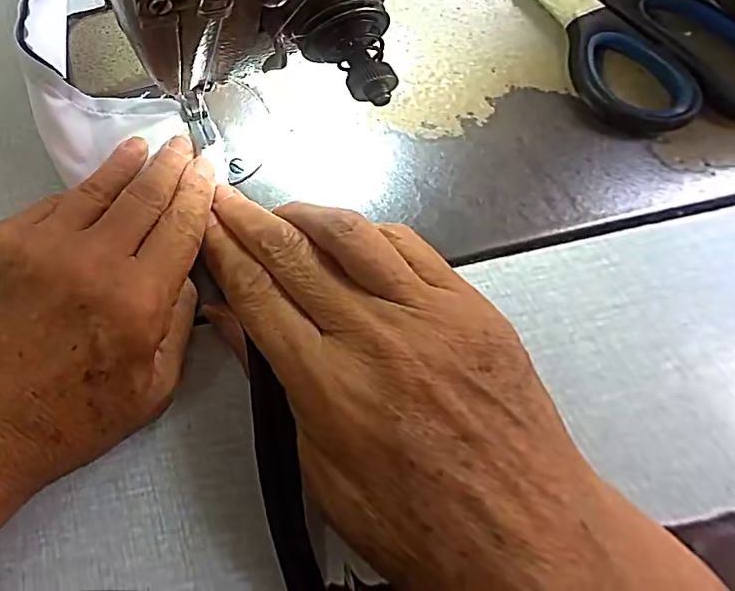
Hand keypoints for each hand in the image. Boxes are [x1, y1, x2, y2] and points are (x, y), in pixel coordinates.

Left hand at [0, 134, 215, 506]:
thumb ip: (180, 322)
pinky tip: (93, 190)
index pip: (180, 226)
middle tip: (181, 145)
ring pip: (98, 189)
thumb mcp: (153, 389)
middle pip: (144, 196)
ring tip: (142, 146)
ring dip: (126, 163)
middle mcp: (93, 262)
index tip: (205, 169)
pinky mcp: (6, 238)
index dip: (197, 193)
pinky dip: (80, 196)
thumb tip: (185, 268)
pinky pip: (55, 205)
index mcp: (138, 301)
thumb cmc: (72, 418)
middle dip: (169, 166)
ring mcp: (44, 244)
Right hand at [201, 189, 723, 590]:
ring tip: (281, 209)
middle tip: (225, 196)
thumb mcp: (321, 471)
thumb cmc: (416, 523)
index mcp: (328, 384)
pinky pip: (409, 243)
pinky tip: (351, 234)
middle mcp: (372, 335)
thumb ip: (274, 387)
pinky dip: (369, 230)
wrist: (529, 538)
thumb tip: (232, 324)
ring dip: (305, 213)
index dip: (224, 251)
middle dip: (248, 219)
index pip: (258, 295)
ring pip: (350, 235)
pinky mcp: (467, 304)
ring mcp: (425, 313)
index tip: (206, 224)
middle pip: (293, 255)